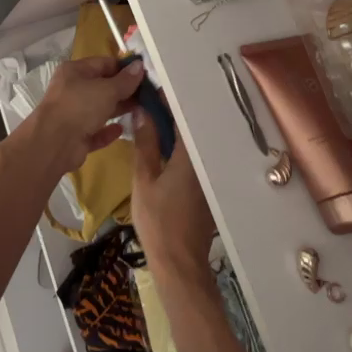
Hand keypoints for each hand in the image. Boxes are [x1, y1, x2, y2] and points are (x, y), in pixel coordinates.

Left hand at [20, 57, 144, 175]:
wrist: (54, 143)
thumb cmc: (79, 107)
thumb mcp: (106, 89)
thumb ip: (124, 80)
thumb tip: (139, 65)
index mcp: (75, 71)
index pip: (103, 63)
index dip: (124, 68)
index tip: (146, 74)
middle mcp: (72, 90)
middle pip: (102, 86)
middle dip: (124, 90)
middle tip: (150, 95)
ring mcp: (73, 113)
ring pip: (100, 108)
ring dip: (118, 109)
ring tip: (143, 110)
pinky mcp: (76, 136)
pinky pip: (96, 130)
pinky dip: (108, 130)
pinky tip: (122, 130)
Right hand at [132, 108, 215, 279]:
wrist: (179, 264)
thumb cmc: (158, 221)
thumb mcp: (144, 179)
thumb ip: (145, 143)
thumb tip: (142, 112)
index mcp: (190, 157)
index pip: (182, 117)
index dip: (167, 100)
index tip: (150, 87)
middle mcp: (205, 162)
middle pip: (191, 128)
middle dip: (171, 112)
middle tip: (148, 101)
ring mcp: (209, 177)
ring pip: (194, 143)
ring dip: (177, 130)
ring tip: (154, 118)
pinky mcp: (208, 189)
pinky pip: (196, 158)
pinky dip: (182, 148)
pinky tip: (166, 147)